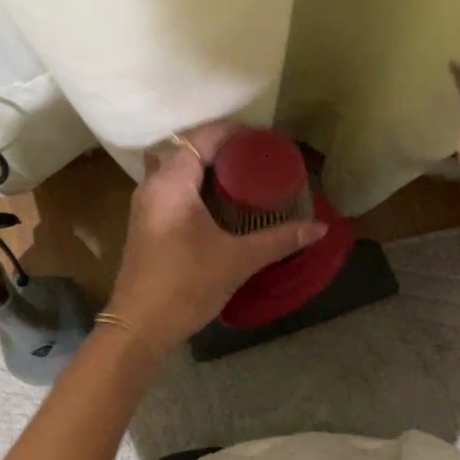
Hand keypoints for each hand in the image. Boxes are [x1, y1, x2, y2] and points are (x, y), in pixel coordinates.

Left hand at [104, 122, 327, 350]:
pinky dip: (194, 189)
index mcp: (171, 183)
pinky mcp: (144, 226)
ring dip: (206, 171)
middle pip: (187, 152)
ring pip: (176, 172)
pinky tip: (218, 206)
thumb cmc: (187, 284)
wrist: (140, 326)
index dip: (232, 133)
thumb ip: (279, 240)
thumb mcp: (238, 260)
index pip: (201, 139)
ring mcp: (144, 207)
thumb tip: (319, 228)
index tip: (262, 140)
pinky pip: (171, 191)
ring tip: (243, 179)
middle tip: (258, 159)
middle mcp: (152, 186)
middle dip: (222, 151)